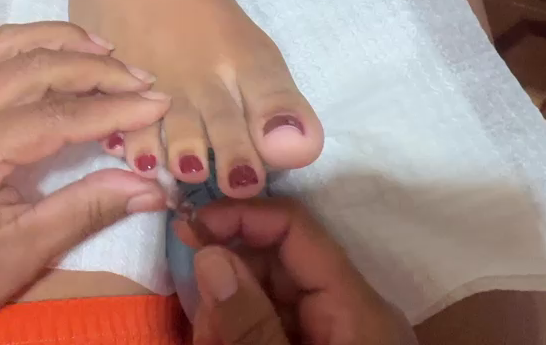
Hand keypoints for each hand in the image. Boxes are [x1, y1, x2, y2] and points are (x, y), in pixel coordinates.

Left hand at [0, 23, 171, 344]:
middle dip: (95, 69)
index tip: (160, 103)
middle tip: (144, 80)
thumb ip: (86, 209)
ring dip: (59, 41)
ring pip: (9, 44)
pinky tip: (55, 50)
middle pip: (37, 67)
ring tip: (107, 51)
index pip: (58, 115)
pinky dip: (26, 41)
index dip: (113, 109)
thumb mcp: (21, 252)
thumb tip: (153, 186)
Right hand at [182, 199, 415, 344]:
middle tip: (194, 313)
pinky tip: (219, 342)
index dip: (240, 214)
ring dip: (227, 313)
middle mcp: (350, 312)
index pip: (295, 226)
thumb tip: (209, 253)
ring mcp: (337, 336)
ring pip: (266, 295)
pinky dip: (242, 332)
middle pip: (275, 260)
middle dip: (227, 275)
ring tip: (206, 339)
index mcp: (358, 308)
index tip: (187, 227)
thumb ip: (250, 324)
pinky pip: (274, 324)